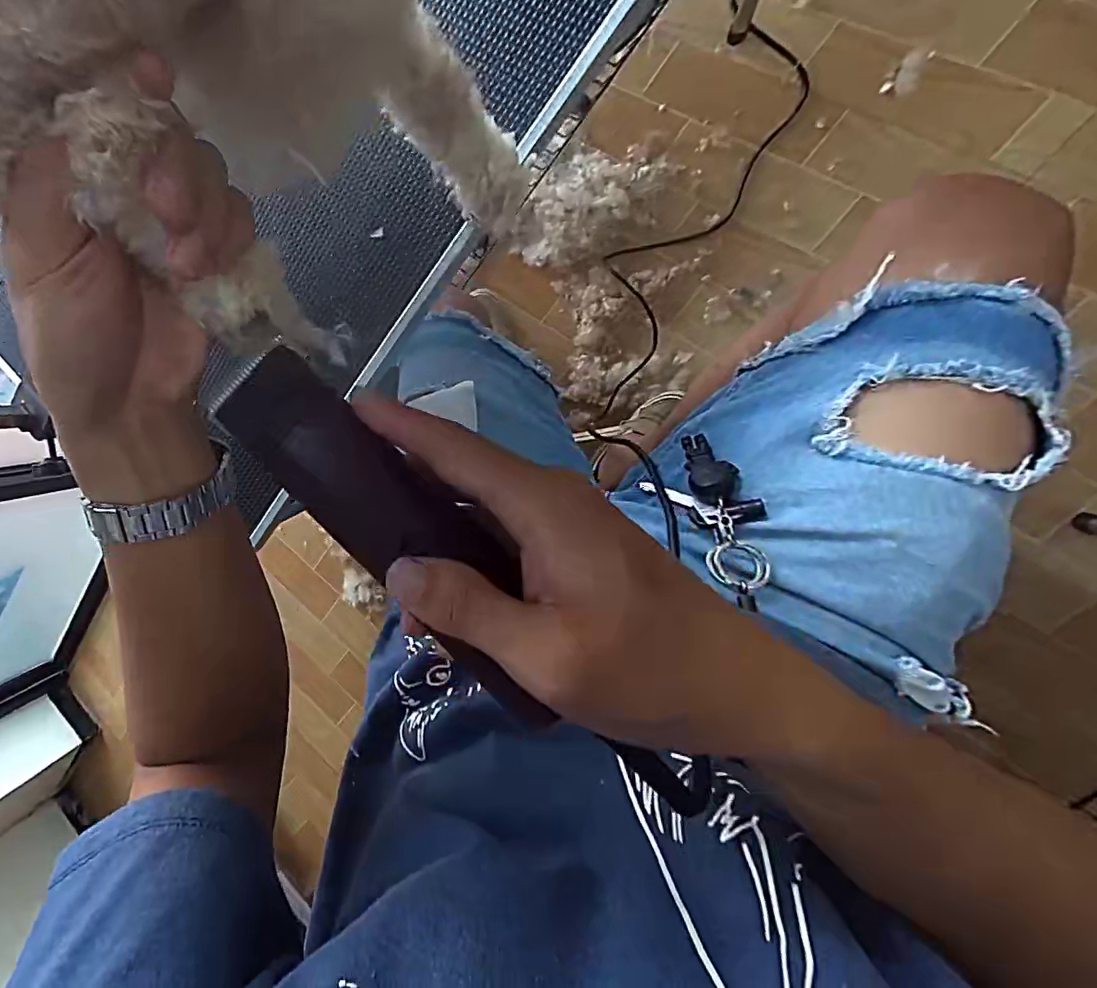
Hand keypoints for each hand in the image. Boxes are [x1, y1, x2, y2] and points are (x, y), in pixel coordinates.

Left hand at [0, 53, 256, 501]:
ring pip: (213, 170)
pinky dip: (229, 238)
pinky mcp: (216, 252)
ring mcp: (176, 221)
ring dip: (206, 213)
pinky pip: (241, 215)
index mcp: (73, 182)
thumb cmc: (72, 339)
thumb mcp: (37, 260)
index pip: (103, 109)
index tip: (154, 77)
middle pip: (171, 130)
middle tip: (168, 214)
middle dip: (177, 167)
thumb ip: (47, 181)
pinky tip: (204, 274)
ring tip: (183, 267)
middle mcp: (126, 189)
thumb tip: (79, 112)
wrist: (130, 407)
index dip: (128, 85)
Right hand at [356, 396, 869, 761]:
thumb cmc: (647, 672)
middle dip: (404, 490)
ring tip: (406, 595)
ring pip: (478, 516)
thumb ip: (467, 608)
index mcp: (541, 506)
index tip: (355, 405)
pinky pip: (501, 541)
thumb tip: (400, 569)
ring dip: (437, 544)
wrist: (741, 692)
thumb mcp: (545, 655)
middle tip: (355, 521)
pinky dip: (468, 563)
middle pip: (459, 477)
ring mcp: (563, 522)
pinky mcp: (571, 548)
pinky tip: (453, 608)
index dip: (401, 425)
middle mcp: (549, 498)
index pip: (456, 450)